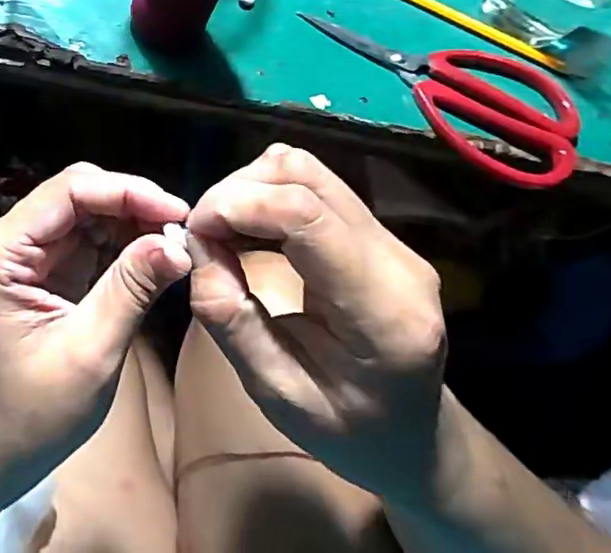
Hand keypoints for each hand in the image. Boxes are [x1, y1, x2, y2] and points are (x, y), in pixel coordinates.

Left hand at [0, 163, 191, 486]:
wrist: (2, 443)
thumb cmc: (36, 410)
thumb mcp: (90, 353)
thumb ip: (130, 290)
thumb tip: (178, 242)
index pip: (64, 193)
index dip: (123, 191)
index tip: (177, 210)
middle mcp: (6, 238)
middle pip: (74, 193)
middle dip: (130, 201)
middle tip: (183, 226)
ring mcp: (24, 249)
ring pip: (84, 208)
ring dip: (131, 216)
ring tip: (177, 236)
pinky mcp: (44, 264)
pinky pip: (87, 234)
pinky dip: (123, 237)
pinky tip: (155, 248)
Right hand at [186, 144, 448, 506]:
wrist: (416, 441)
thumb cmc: (350, 432)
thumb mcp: (275, 393)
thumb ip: (229, 318)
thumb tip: (194, 246)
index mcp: (381, 309)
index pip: (304, 213)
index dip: (235, 205)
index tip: (195, 233)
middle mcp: (395, 259)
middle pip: (301, 174)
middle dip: (234, 191)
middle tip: (203, 233)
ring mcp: (389, 240)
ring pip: (302, 169)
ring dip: (246, 188)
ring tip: (221, 232)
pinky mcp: (374, 232)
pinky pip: (308, 185)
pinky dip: (262, 195)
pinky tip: (245, 231)